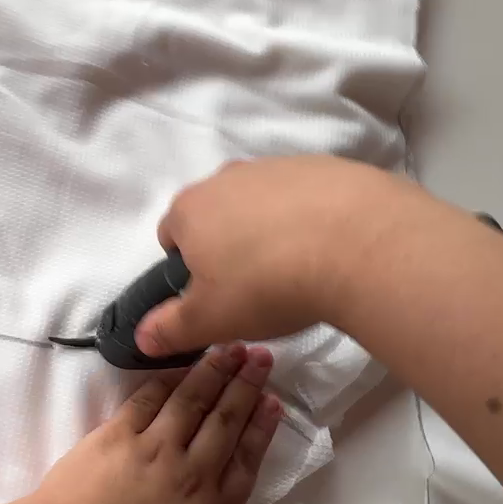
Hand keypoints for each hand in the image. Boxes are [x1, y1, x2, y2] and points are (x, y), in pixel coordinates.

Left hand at [12, 343, 281, 503]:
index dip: (262, 429)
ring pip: (190, 400)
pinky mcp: (115, 433)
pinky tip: (178, 365)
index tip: (274, 401)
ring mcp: (150, 447)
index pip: (246, 462)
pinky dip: (165, 379)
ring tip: (229, 346)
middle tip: (262, 355)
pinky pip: (146, 398)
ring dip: (212, 370)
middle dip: (246, 385)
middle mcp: (188, 472)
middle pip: (224, 421)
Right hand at [137, 156, 404, 356]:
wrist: (361, 244)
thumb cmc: (268, 283)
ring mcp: (274, 167)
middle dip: (227, 245)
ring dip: (269, 229)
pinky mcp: (322, 166)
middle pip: (215, 214)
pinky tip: (332, 248)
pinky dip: (310, 217)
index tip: (214, 294)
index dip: (186, 267)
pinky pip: (304, 195)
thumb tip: (141, 337)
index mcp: (190, 210)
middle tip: (256, 286)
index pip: (170, 235)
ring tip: (299, 267)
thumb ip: (169, 328)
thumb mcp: (211, 320)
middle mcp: (225, 178)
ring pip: (259, 202)